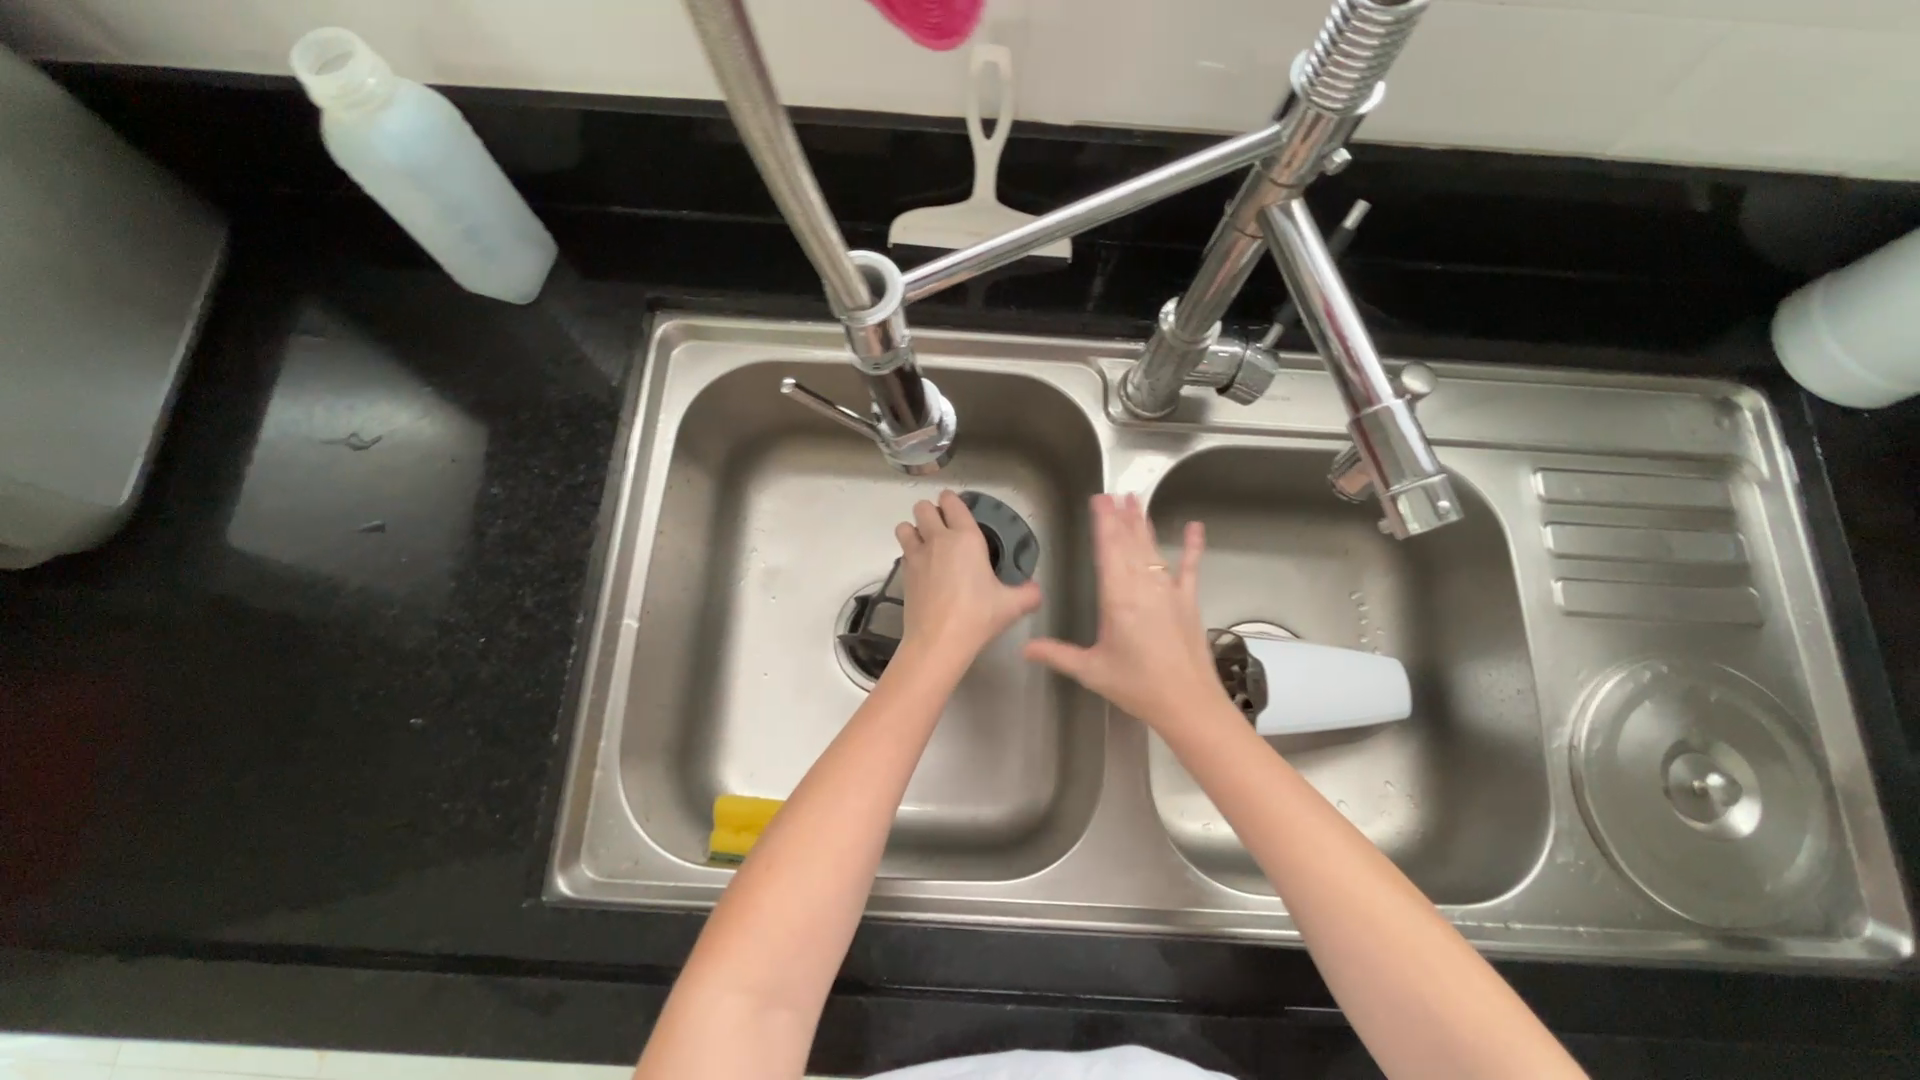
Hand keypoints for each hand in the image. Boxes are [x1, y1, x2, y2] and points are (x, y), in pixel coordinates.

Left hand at [894, 491, 1042, 664]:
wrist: (938, 641)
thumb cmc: (977, 616)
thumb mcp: (1012, 606)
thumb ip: (1028, 594)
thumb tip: (1036, 591)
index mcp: (965, 538)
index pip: (953, 503)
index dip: (952, 500)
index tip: (956, 507)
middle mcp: (937, 540)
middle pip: (922, 508)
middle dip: (930, 511)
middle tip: (943, 527)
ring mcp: (916, 556)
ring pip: (905, 526)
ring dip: (913, 529)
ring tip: (926, 543)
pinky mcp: (904, 574)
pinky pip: (903, 552)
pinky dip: (910, 554)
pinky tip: (922, 568)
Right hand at [1024, 494, 1232, 731]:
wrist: (1187, 703)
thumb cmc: (1137, 686)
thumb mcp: (1091, 670)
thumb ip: (1057, 655)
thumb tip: (1024, 648)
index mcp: (1118, 598)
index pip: (1108, 551)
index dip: (1103, 523)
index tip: (1099, 500)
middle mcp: (1144, 587)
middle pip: (1130, 544)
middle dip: (1120, 517)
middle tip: (1114, 494)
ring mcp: (1169, 592)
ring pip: (1153, 550)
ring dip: (1144, 525)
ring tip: (1136, 502)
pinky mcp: (1188, 602)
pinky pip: (1190, 569)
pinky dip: (1193, 548)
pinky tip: (1195, 528)